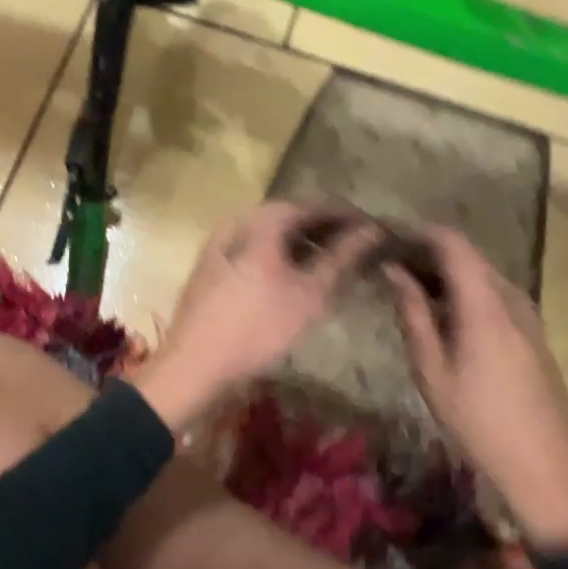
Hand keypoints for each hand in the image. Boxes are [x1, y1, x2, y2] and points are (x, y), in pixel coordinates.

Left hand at [133, 202, 378, 433]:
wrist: (194, 364)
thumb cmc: (257, 327)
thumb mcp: (309, 294)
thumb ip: (342, 258)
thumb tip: (372, 230)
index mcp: (262, 220)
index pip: (314, 205)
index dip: (347, 216)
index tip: (373, 230)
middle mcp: (238, 221)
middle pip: (290, 216)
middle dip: (324, 229)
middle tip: (356, 248)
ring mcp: (219, 242)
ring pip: (270, 234)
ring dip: (301, 244)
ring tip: (331, 264)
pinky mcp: (211, 265)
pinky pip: (253, 249)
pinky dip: (278, 256)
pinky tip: (294, 278)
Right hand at [386, 227, 567, 551]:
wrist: (547, 465)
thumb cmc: (479, 421)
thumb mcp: (432, 370)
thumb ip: (413, 314)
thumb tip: (394, 271)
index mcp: (485, 303)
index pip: (452, 242)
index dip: (417, 233)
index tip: (385, 239)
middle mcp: (511, 298)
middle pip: (467, 255)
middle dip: (426, 253)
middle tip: (387, 267)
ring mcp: (527, 314)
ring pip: (480, 275)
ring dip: (444, 274)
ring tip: (405, 290)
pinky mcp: (532, 332)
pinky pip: (492, 295)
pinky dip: (462, 293)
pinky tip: (439, 317)